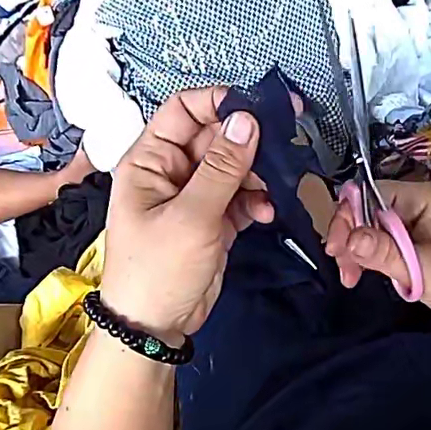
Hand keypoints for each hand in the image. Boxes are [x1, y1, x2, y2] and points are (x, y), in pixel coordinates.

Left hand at [101, 87, 274, 345]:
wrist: (155, 325)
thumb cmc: (157, 271)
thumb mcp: (191, 216)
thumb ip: (222, 168)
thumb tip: (246, 121)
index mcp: (150, 160)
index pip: (185, 111)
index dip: (220, 104)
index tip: (259, 108)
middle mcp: (172, 173)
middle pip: (216, 139)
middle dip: (248, 145)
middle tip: (280, 151)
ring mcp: (194, 197)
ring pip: (234, 168)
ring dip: (256, 177)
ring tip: (269, 193)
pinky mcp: (213, 220)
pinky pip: (240, 197)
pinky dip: (255, 202)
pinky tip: (264, 213)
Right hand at [324, 180, 430, 325]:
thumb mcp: (421, 268)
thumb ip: (383, 252)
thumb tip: (350, 237)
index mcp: (423, 198)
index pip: (370, 194)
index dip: (348, 217)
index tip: (336, 248)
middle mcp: (417, 203)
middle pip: (366, 210)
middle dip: (350, 238)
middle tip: (343, 269)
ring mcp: (414, 223)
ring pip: (370, 229)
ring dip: (356, 251)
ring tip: (351, 278)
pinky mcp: (412, 242)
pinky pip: (381, 242)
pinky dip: (369, 258)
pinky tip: (362, 275)